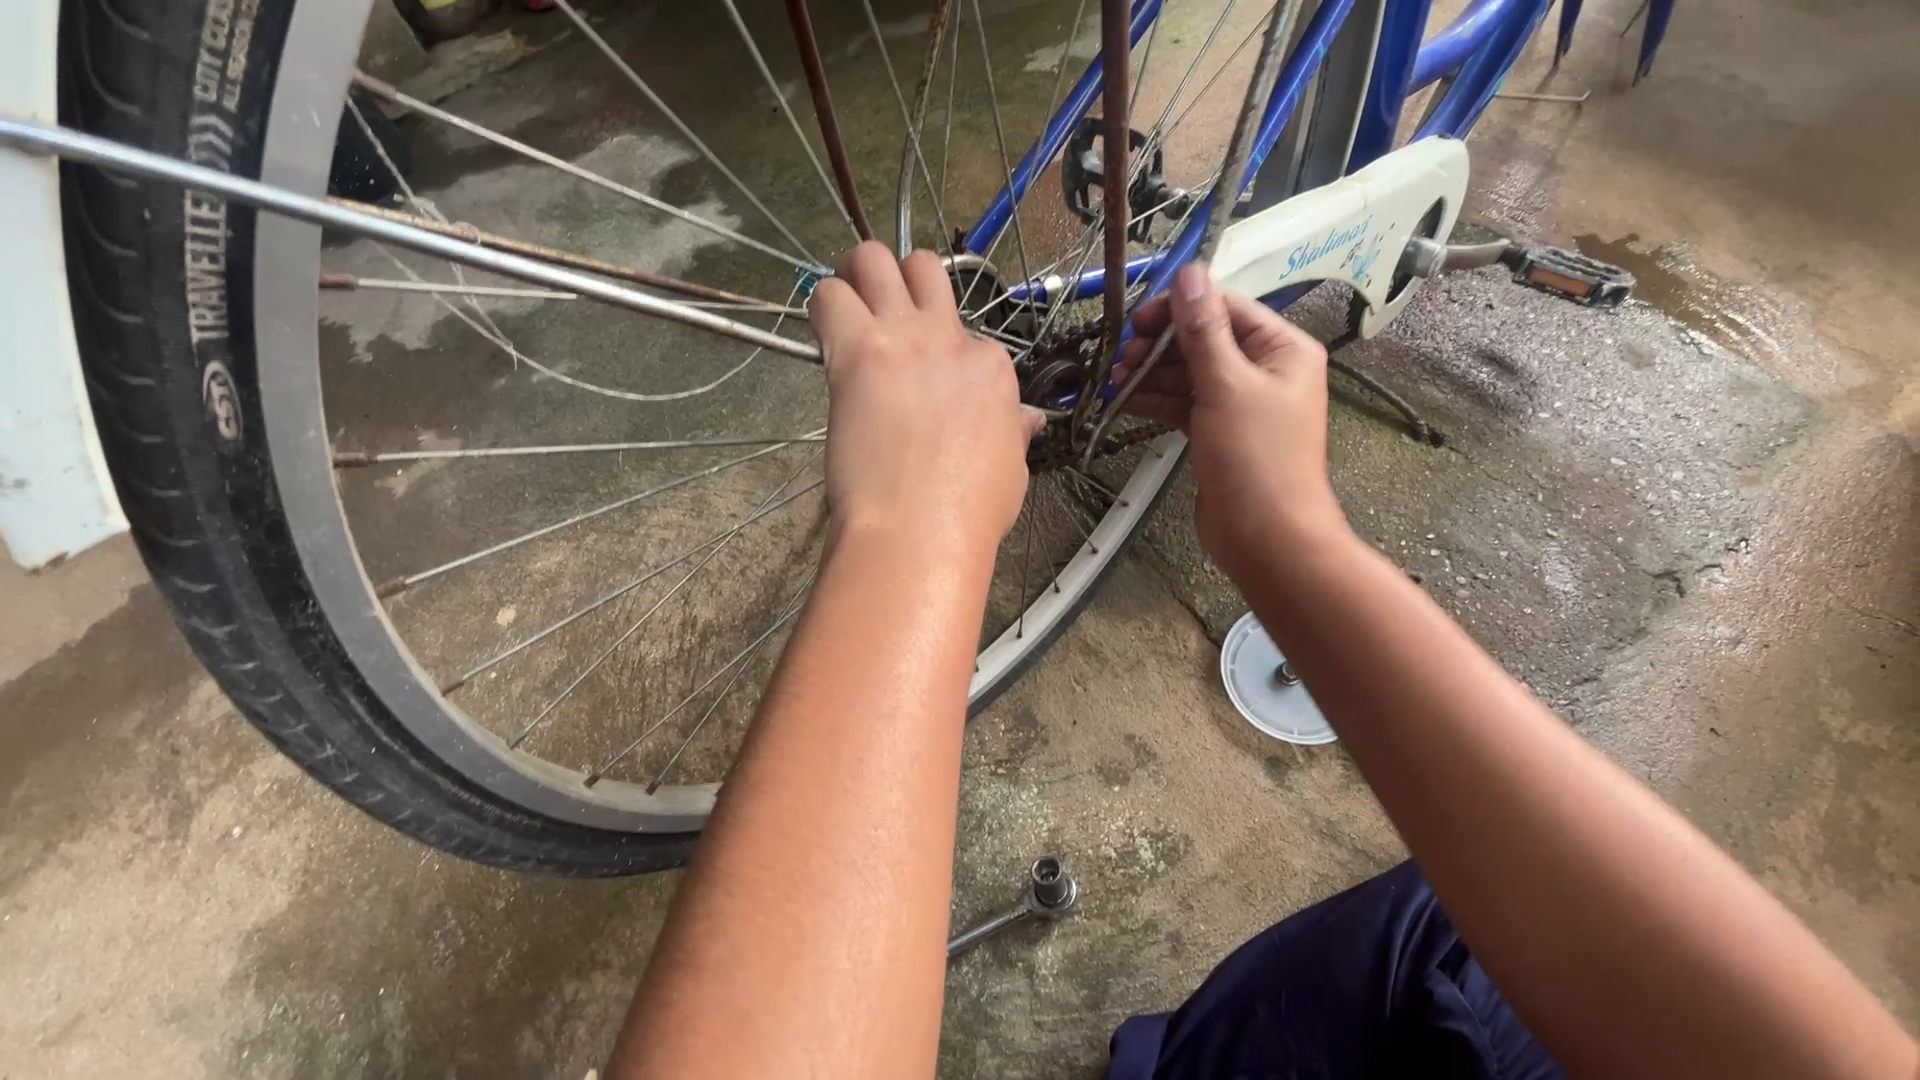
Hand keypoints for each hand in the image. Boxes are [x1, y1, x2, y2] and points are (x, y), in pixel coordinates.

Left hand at [809, 242, 1044, 556]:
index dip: (938, 354)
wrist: (921, 529)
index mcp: (991, 368)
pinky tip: (820, 338)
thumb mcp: (1012, 469)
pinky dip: (820, 308)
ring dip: (852, 276)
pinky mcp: (857, 352)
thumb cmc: (970, 513)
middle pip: (923, 268)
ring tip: (840, 309)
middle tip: (874, 308)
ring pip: (872, 259)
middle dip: (896, 277)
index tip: (918, 382)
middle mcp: (951, 339)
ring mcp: (905, 339)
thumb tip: (1031, 419)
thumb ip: (1015, 433)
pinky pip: (829, 297)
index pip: (965, 335)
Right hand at [1114, 262, 1349, 578]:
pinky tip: (1125, 397)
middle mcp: (1264, 370)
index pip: (1226, 307)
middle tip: (1124, 352)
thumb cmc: (1256, 457)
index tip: (1139, 318)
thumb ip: (1203, 330)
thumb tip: (1190, 273)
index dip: (1181, 306)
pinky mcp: (1218, 430)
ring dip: (1152, 371)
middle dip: (1161, 343)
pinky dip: (1156, 398)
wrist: (1265, 536)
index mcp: (1282, 349)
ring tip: (1117, 377)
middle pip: (1205, 338)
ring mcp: (1240, 402)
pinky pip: (1184, 401)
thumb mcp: (1227, 385)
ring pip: (1189, 371)